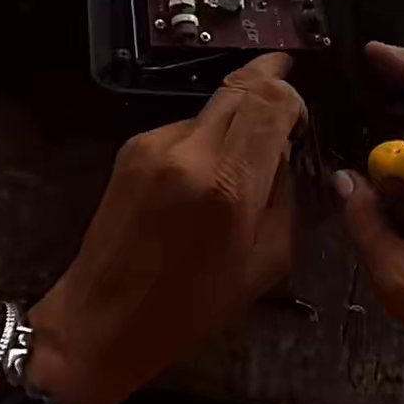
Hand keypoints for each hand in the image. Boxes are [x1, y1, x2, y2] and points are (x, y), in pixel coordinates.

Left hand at [27, 53, 303, 403]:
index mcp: (227, 184)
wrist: (101, 320)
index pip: (271, 99)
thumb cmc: (194, 304)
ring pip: (215, 106)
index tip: (302, 117)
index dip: (293, 95)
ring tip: (240, 163)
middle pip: (241, 85)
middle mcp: (188, 150)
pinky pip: (187, 127)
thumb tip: (285, 150)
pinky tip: (202, 178)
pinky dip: (207, 141)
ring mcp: (154, 143)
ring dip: (238, 121)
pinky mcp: (132, 147)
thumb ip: (286, 194)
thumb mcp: (269, 259)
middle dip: (270, 84)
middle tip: (288, 107)